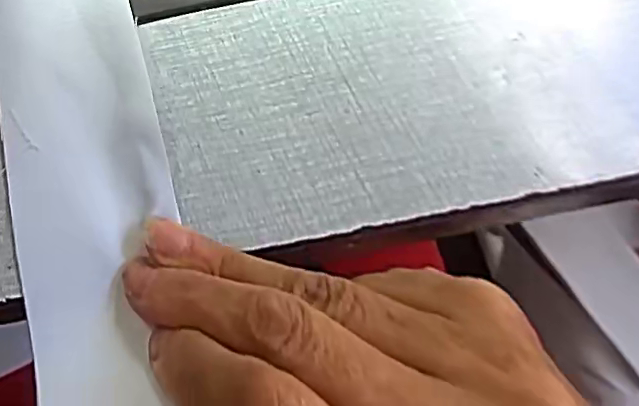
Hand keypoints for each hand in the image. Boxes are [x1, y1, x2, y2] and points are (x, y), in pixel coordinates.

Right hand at [123, 220, 582, 405]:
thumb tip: (206, 374)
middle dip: (208, 295)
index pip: (279, 399)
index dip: (207, 366)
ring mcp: (481, 354)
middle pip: (300, 326)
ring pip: (330, 286)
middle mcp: (456, 404)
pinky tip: (274, 270)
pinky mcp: (488, 317)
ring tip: (185, 248)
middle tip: (150, 275)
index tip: (162, 344)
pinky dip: (318, 277)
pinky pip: (378, 281)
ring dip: (245, 268)